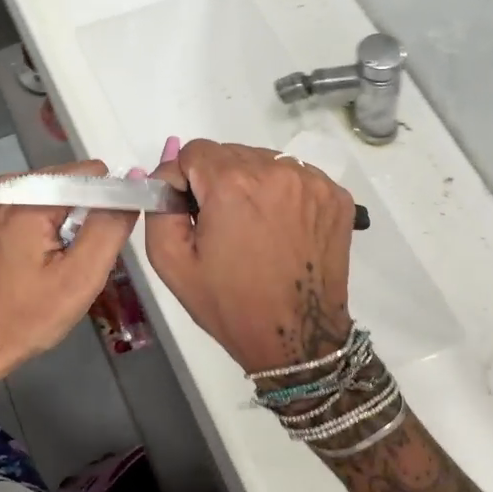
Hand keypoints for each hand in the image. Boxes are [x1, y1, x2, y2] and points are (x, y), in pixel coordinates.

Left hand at [0, 160, 137, 393]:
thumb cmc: (27, 315)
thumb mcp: (80, 278)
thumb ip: (109, 228)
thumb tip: (132, 187)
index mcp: (28, 197)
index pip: (91, 174)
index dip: (110, 202)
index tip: (110, 239)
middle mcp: (10, 186)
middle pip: (74, 180)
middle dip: (90, 212)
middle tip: (85, 257)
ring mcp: (1, 198)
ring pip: (61, 192)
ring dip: (74, 220)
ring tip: (68, 260)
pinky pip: (43, 204)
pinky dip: (56, 225)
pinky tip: (52, 257)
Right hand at [145, 141, 354, 372]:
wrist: (297, 339)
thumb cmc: (228, 302)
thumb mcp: (169, 259)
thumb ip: (157, 204)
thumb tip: (166, 172)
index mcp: (233, 184)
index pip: (193, 151)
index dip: (183, 178)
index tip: (188, 211)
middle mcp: (275, 172)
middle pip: (228, 153)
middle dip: (215, 180)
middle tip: (218, 223)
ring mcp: (311, 182)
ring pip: (260, 160)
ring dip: (248, 182)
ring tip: (250, 225)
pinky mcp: (335, 196)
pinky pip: (292, 174)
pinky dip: (279, 191)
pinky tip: (277, 225)